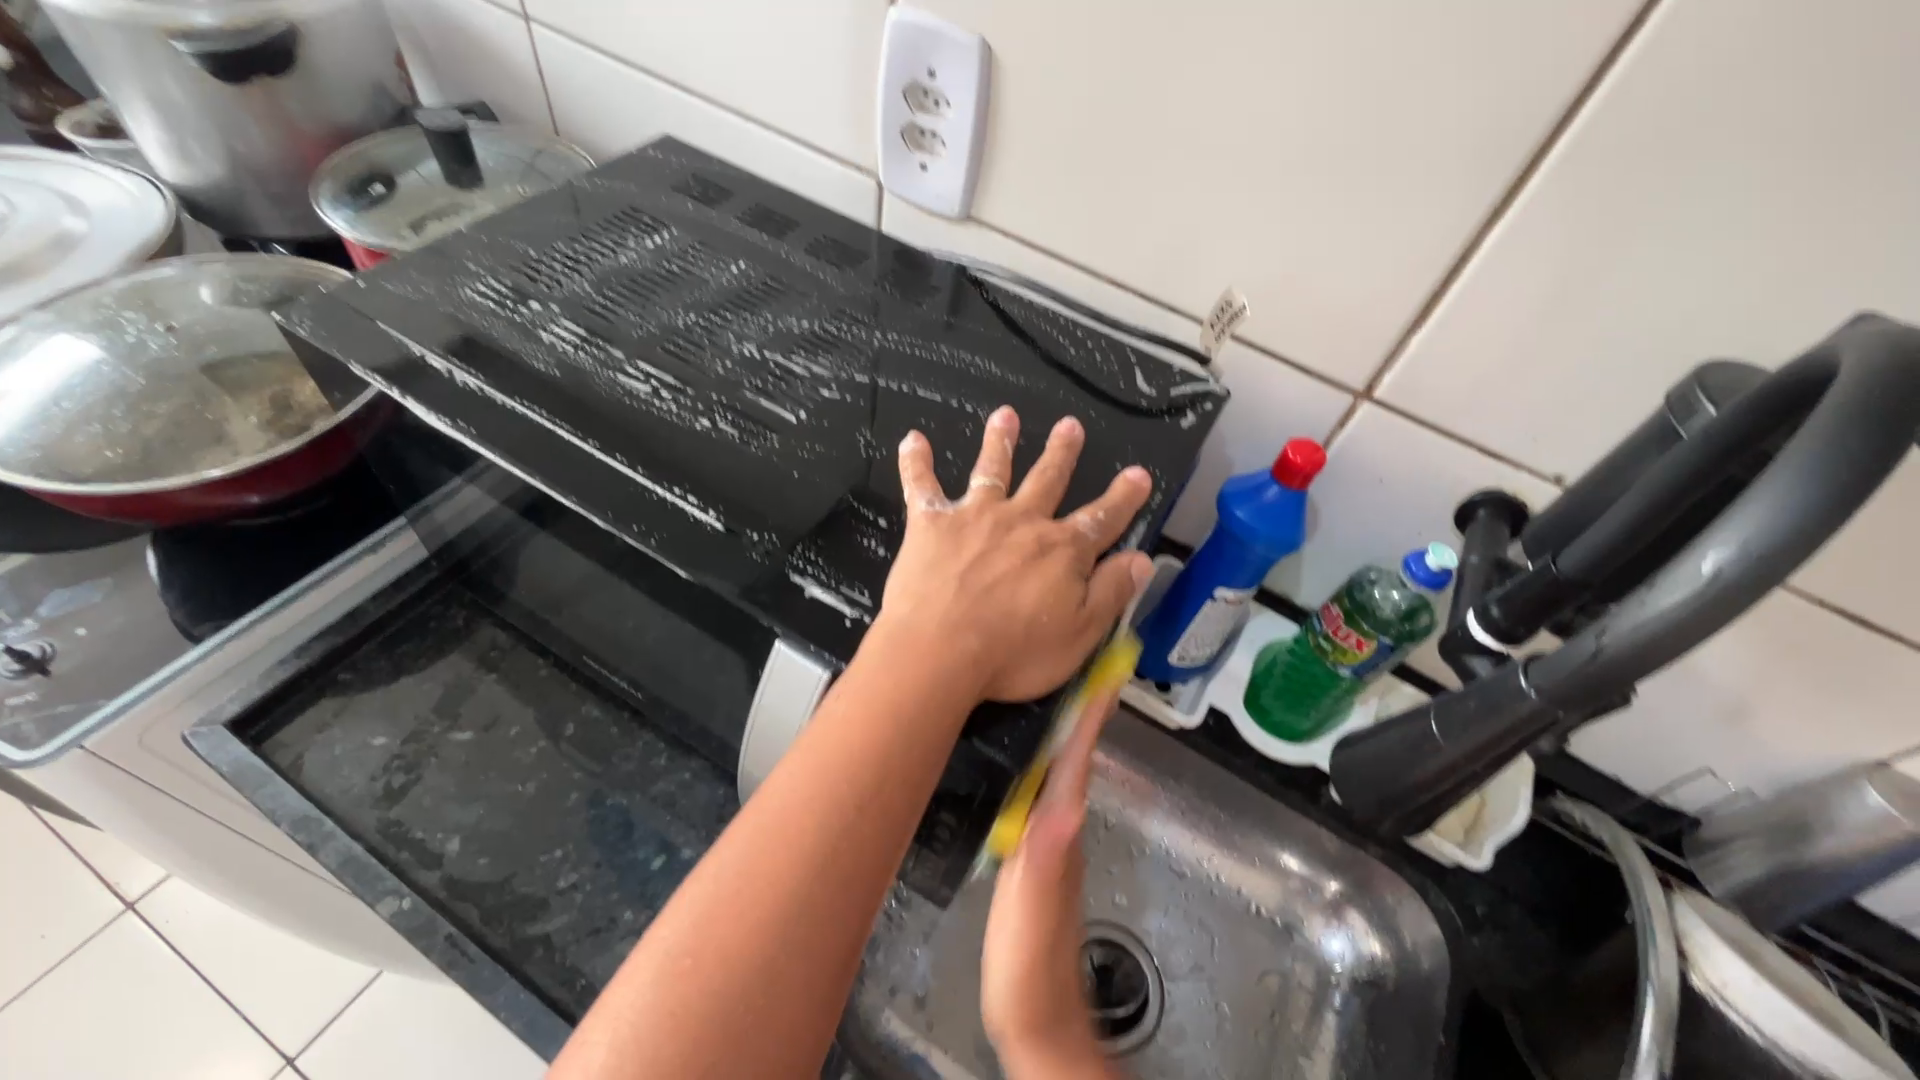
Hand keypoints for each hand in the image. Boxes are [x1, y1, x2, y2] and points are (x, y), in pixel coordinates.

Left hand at [878, 406, 1153, 703]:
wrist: (940, 652)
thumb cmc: (1014, 653)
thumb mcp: (1081, 634)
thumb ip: (1111, 592)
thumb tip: (1141, 559)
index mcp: (1062, 550)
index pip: (1102, 519)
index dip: (1123, 498)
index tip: (1138, 474)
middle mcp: (1022, 522)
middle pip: (1048, 480)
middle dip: (1061, 453)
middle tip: (1069, 425)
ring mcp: (975, 518)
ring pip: (992, 470)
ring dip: (1000, 441)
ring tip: (1005, 415)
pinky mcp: (931, 524)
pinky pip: (922, 486)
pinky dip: (915, 462)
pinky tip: (912, 440)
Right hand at [980, 687, 1122, 1079]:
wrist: (1037, 1020)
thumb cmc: (1028, 968)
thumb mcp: (1030, 912)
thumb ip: (1046, 859)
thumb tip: (1064, 799)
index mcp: (1060, 832)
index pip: (1076, 762)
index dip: (1089, 716)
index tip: (1103, 671)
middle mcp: (1062, 829)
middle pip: (1073, 758)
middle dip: (1079, 711)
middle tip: (1078, 665)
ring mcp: (1054, 844)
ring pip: (1062, 772)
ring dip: (1064, 732)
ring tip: (1056, 695)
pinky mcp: (1037, 858)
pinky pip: (1045, 793)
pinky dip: (1045, 764)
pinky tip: (1031, 758)